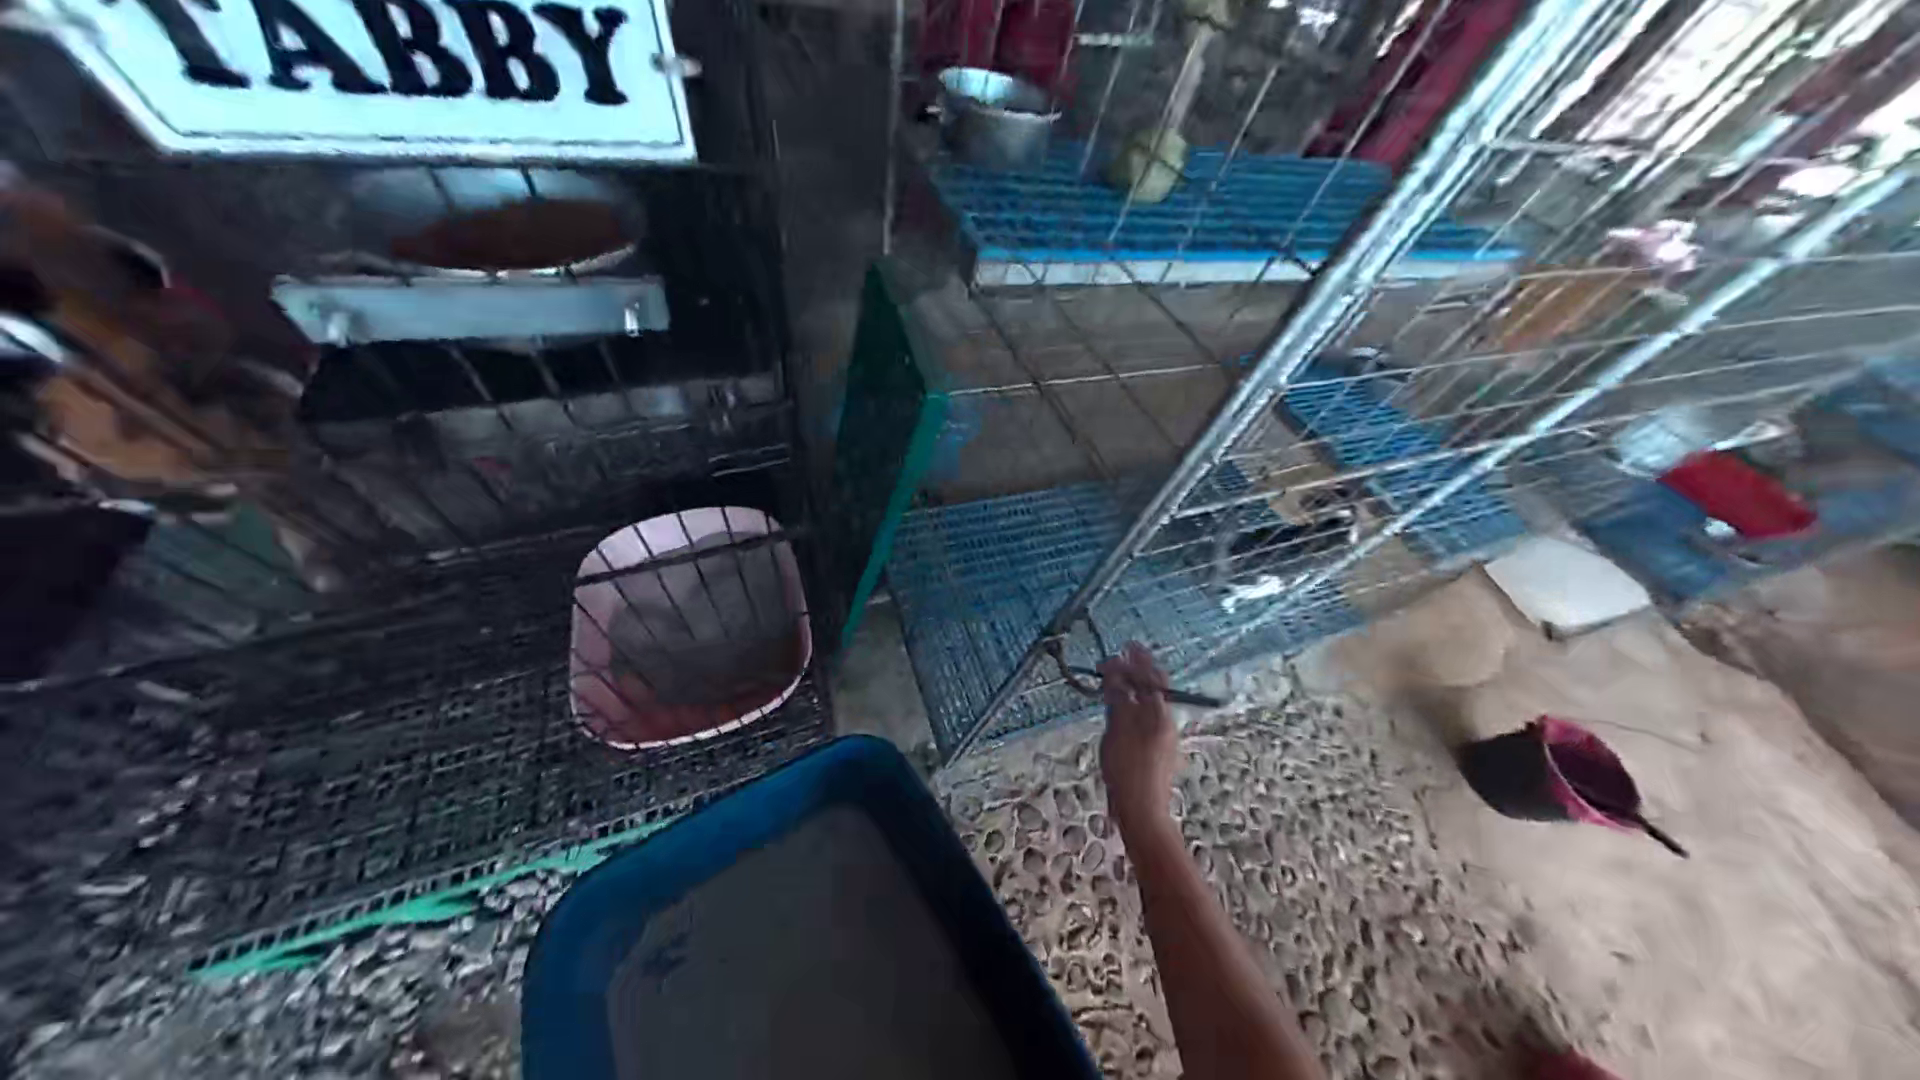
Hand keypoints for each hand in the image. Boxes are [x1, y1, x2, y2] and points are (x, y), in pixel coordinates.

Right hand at [1098, 641, 1179, 831]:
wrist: (1141, 810)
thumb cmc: (1127, 768)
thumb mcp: (1117, 728)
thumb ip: (1118, 698)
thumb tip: (1115, 674)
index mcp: (1159, 714)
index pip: (1152, 678)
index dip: (1138, 661)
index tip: (1125, 646)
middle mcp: (1165, 722)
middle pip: (1154, 689)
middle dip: (1138, 671)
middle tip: (1121, 658)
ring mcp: (1162, 738)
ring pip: (1149, 703)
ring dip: (1134, 687)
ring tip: (1116, 679)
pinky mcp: (1155, 750)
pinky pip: (1145, 717)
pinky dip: (1132, 704)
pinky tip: (1119, 708)